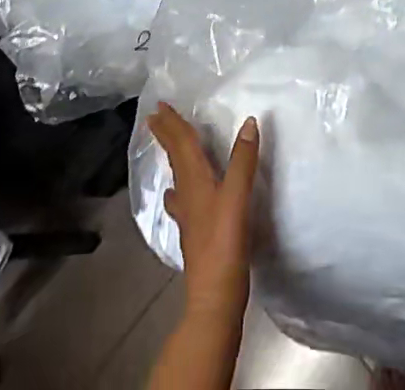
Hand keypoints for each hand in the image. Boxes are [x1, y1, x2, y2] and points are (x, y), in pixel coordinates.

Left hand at [149, 102, 260, 316]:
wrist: (213, 297)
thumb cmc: (225, 245)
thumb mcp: (238, 199)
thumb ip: (243, 161)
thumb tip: (250, 122)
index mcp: (195, 180)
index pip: (181, 144)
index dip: (172, 123)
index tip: (158, 106)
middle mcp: (187, 193)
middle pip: (175, 157)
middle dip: (166, 135)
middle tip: (154, 117)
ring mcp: (188, 215)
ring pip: (177, 176)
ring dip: (172, 156)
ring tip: (166, 146)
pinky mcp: (194, 233)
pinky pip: (182, 198)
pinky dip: (179, 187)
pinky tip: (176, 195)